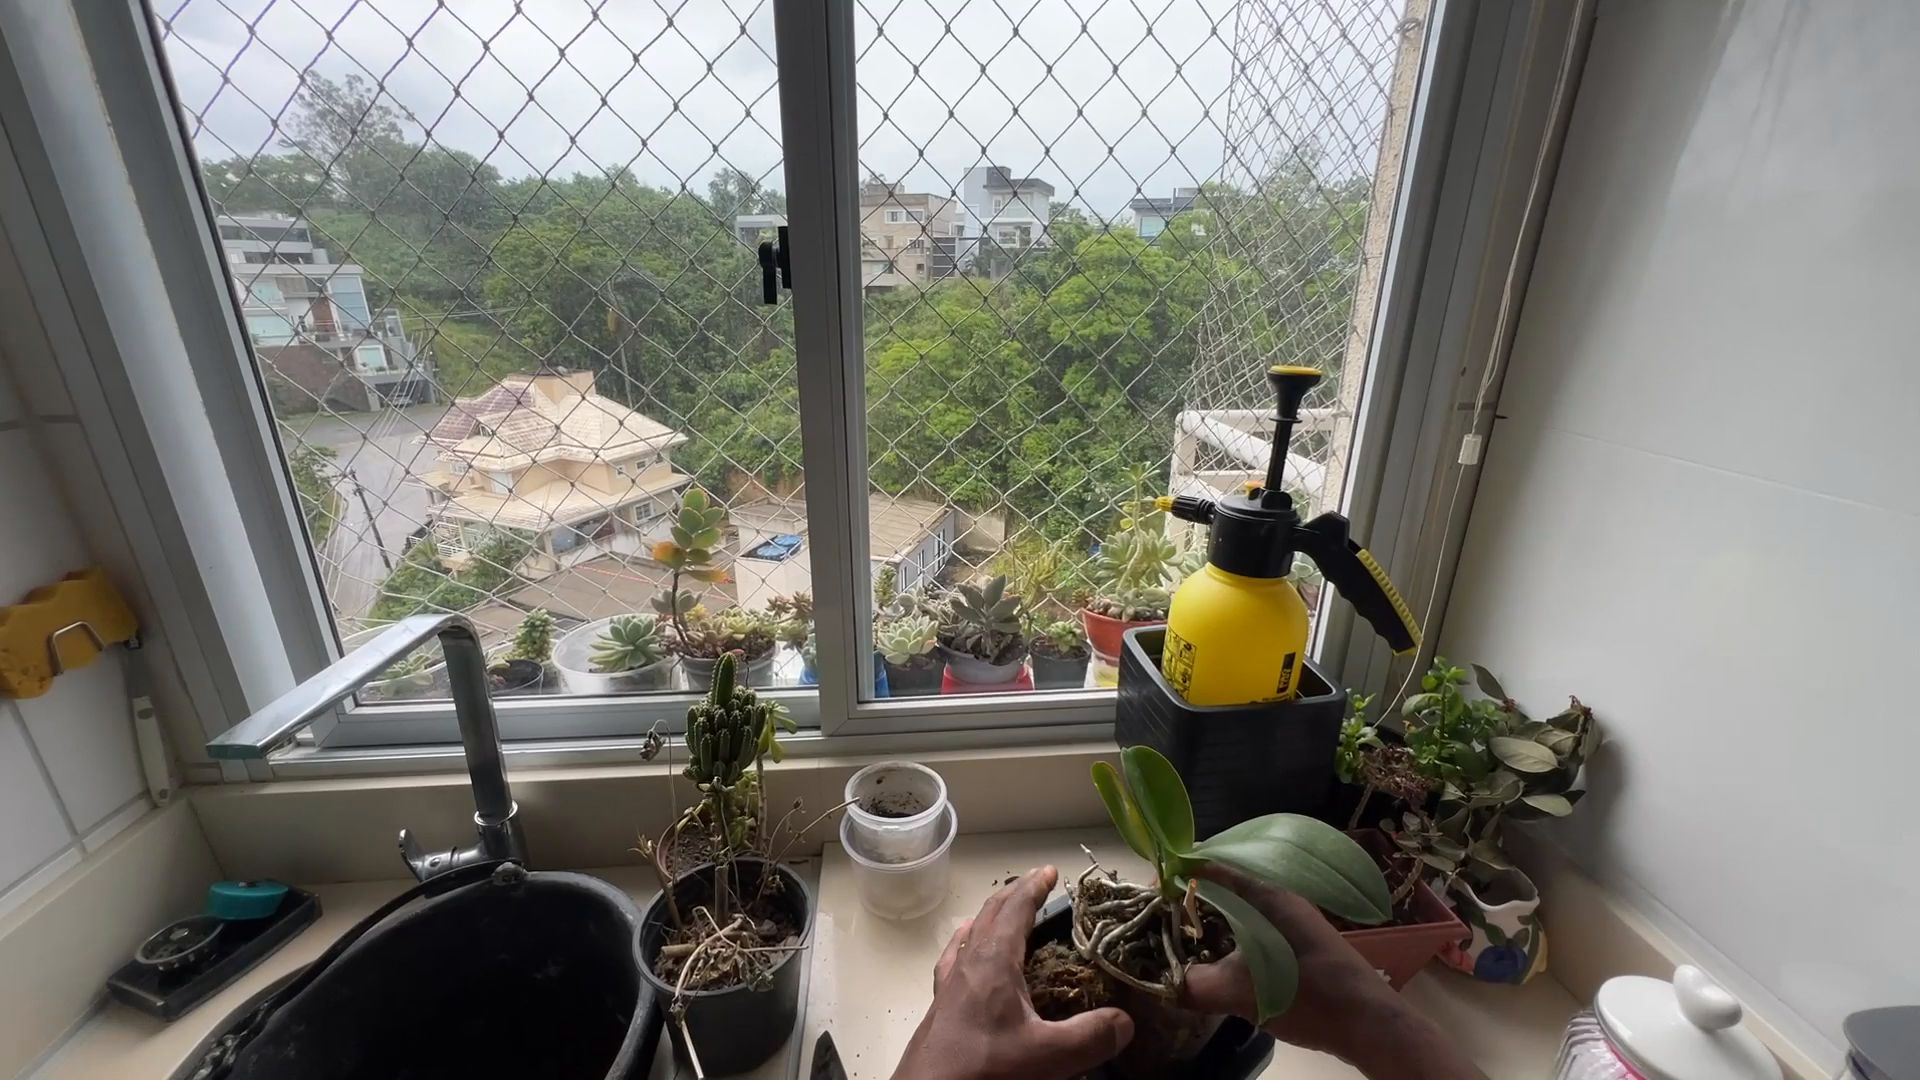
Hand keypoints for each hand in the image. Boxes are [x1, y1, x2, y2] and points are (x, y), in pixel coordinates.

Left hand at [892, 866, 1133, 1079]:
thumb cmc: (986, 1068)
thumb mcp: (1047, 1057)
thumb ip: (1089, 1036)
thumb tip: (1125, 1020)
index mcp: (994, 959)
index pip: (1016, 908)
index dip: (1034, 886)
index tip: (1050, 870)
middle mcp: (969, 961)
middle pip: (992, 912)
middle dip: (1015, 894)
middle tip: (1035, 884)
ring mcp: (950, 981)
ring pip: (972, 932)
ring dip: (991, 915)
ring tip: (1004, 910)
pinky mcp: (940, 1004)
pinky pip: (954, 957)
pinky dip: (966, 942)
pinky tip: (964, 949)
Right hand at [1180, 864, 1483, 1079]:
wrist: (1372, 1026)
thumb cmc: (1308, 994)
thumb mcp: (1244, 992)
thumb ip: (1199, 985)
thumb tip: (1166, 986)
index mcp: (1265, 891)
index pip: (1213, 865)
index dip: (1182, 873)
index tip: (1157, 889)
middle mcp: (1280, 895)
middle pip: (1226, 885)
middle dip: (1195, 899)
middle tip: (1167, 918)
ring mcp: (1295, 918)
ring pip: (1243, 908)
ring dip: (1216, 920)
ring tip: (1190, 939)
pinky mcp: (1304, 942)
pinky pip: (1258, 926)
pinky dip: (1236, 935)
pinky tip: (1225, 959)